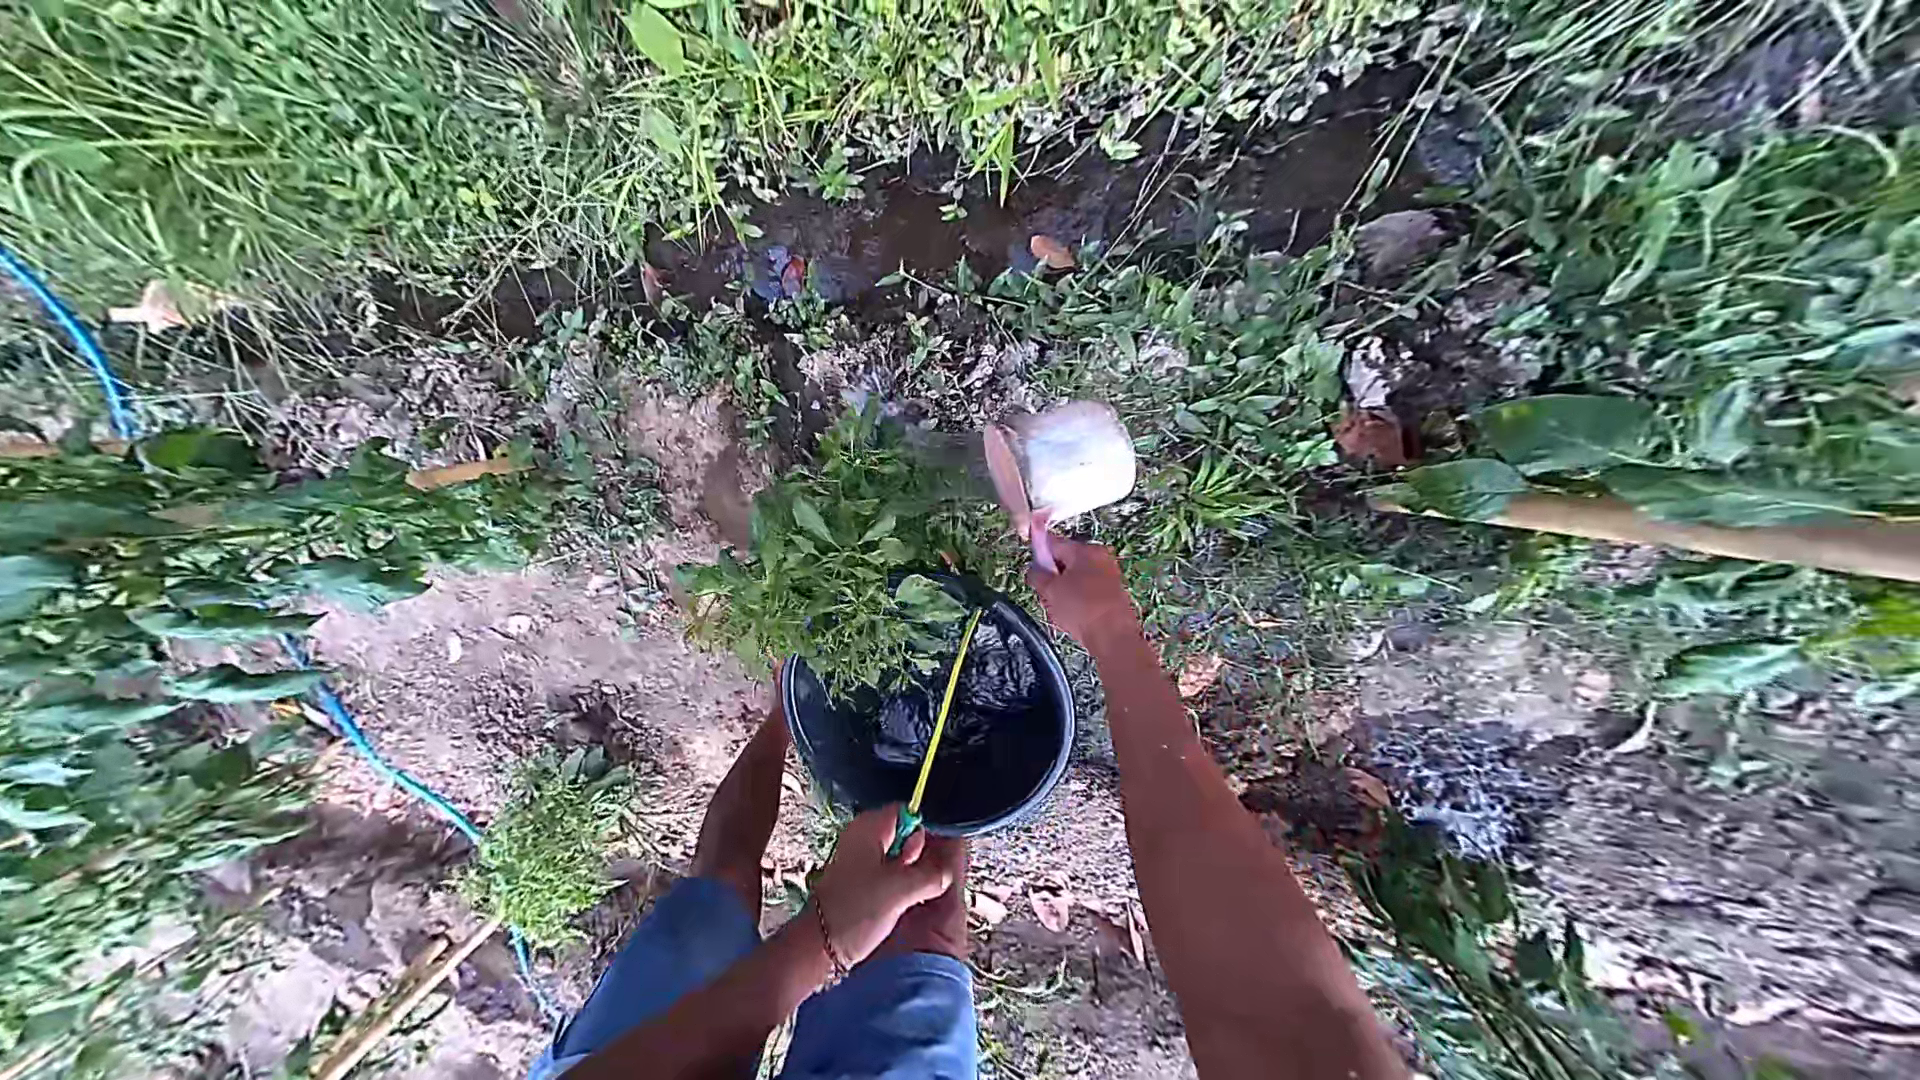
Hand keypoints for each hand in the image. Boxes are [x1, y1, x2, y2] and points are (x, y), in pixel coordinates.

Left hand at [812, 806, 955, 966]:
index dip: (925, 828)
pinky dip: (898, 883)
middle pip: (903, 832)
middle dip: (918, 854)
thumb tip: (948, 872)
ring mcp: (858, 858)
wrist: (818, 948)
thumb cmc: (853, 912)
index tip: (935, 850)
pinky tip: (900, 902)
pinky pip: (886, 872)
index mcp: (869, 826)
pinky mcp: (857, 879)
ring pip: (897, 855)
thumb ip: (931, 875)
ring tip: (909, 893)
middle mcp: (862, 836)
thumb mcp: (901, 890)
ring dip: (909, 872)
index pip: (906, 810)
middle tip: (919, 876)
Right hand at [1026, 536, 1140, 650]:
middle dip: (1052, 578)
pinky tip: (1072, 617)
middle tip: (1045, 595)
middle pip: (1065, 562)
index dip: (1038, 554)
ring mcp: (1109, 575)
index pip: (1054, 543)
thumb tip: (1033, 570)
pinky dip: (1077, 601)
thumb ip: (1037, 575)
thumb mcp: (1050, 590)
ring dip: (1062, 592)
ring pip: (1075, 579)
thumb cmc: (1081, 608)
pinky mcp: (1113, 594)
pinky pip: (1087, 592)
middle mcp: (1101, 558)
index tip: (1031, 570)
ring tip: (1058, 611)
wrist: (1113, 637)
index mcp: (1086, 550)